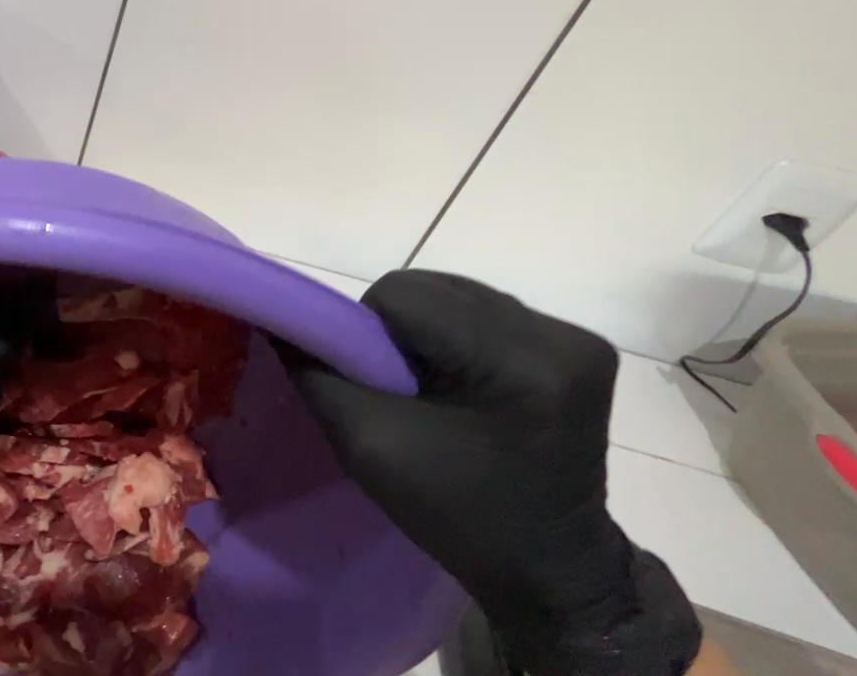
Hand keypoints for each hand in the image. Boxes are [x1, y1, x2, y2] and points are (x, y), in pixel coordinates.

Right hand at [286, 270, 702, 675]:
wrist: (550, 569)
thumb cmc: (457, 513)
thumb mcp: (365, 444)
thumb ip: (315, 372)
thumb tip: (278, 319)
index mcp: (519, 360)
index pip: (402, 294)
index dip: (366, 332)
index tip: (372, 384)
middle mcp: (557, 334)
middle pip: (431, 287)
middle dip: (396, 330)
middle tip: (398, 388)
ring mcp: (573, 337)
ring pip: (454, 294)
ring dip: (424, 332)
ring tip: (430, 387)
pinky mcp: (577, 346)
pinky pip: (482, 313)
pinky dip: (454, 338)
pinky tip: (462, 382)